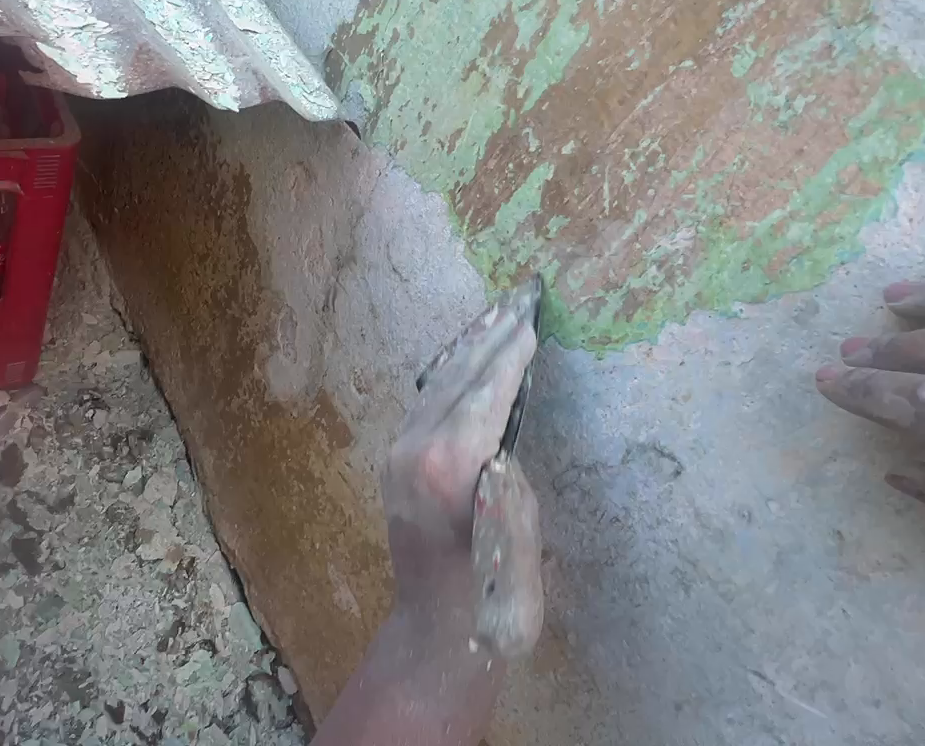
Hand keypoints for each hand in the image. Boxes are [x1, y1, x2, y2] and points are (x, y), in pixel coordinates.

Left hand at [385, 277, 542, 643]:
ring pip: (437, 382)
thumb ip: (512, 483)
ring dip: (469, 345)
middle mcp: (414, 448)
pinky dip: (449, 370)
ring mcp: (398, 450)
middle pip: (459, 376)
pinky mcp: (395, 458)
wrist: (432, 630)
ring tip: (497, 312)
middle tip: (519, 295)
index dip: (511, 355)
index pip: (486, 393)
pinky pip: (425, 399)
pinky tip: (464, 353)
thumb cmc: (490, 600)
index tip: (530, 319)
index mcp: (448, 467)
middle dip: (492, 334)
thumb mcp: (520, 547)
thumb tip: (501, 439)